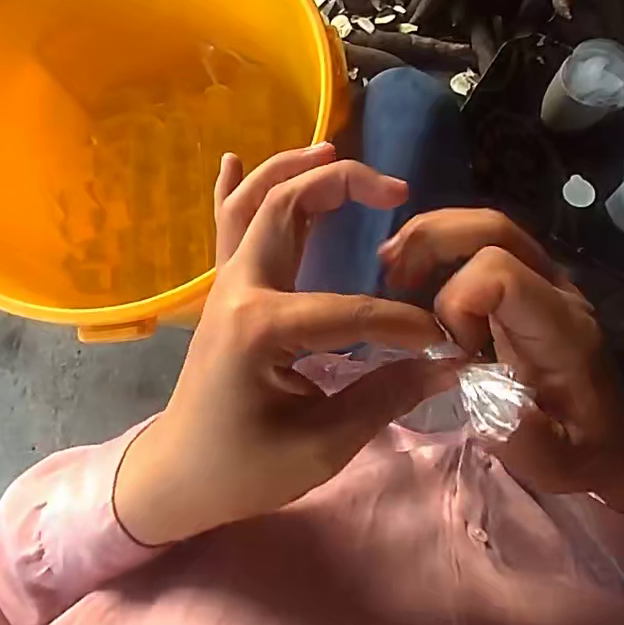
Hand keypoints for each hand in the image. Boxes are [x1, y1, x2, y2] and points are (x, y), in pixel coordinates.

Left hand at [113, 143, 456, 545]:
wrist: (177, 475)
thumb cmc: (242, 470)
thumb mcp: (320, 446)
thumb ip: (385, 396)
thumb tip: (446, 363)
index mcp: (261, 328)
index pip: (350, 311)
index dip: (403, 324)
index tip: (443, 343)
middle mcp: (239, 290)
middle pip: (286, 209)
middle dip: (342, 185)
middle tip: (395, 191)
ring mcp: (225, 285)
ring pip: (253, 204)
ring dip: (291, 169)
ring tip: (332, 149)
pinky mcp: (223, 292)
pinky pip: (228, 228)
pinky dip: (236, 191)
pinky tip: (235, 160)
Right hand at [380, 209, 623, 519]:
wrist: (614, 438)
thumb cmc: (581, 450)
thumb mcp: (554, 462)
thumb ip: (517, 432)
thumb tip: (467, 384)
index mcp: (560, 329)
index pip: (501, 274)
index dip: (457, 301)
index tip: (450, 349)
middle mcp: (554, 289)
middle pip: (493, 227)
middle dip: (433, 240)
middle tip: (390, 275)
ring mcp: (541, 278)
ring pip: (484, 224)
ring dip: (430, 236)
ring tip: (390, 267)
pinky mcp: (524, 280)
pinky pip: (479, 241)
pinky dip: (438, 245)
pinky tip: (409, 271)